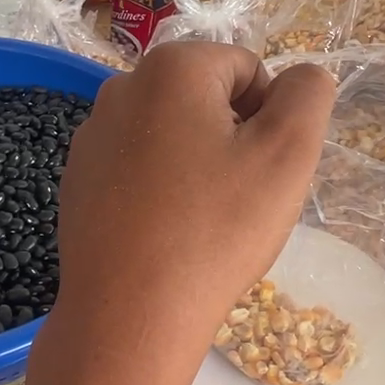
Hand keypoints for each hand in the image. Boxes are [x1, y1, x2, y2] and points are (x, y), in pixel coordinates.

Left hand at [45, 42, 334, 384]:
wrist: (130, 317)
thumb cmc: (215, 230)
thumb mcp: (287, 155)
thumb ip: (307, 95)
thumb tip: (302, 76)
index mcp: (171, 68)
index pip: (246, 67)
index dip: (270, 116)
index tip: (264, 169)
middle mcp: (120, 88)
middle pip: (204, 97)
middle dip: (232, 137)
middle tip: (240, 198)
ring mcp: (91, 137)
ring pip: (170, 135)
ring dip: (197, 164)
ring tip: (202, 221)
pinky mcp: (78, 181)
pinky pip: (137, 169)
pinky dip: (160, 190)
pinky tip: (165, 235)